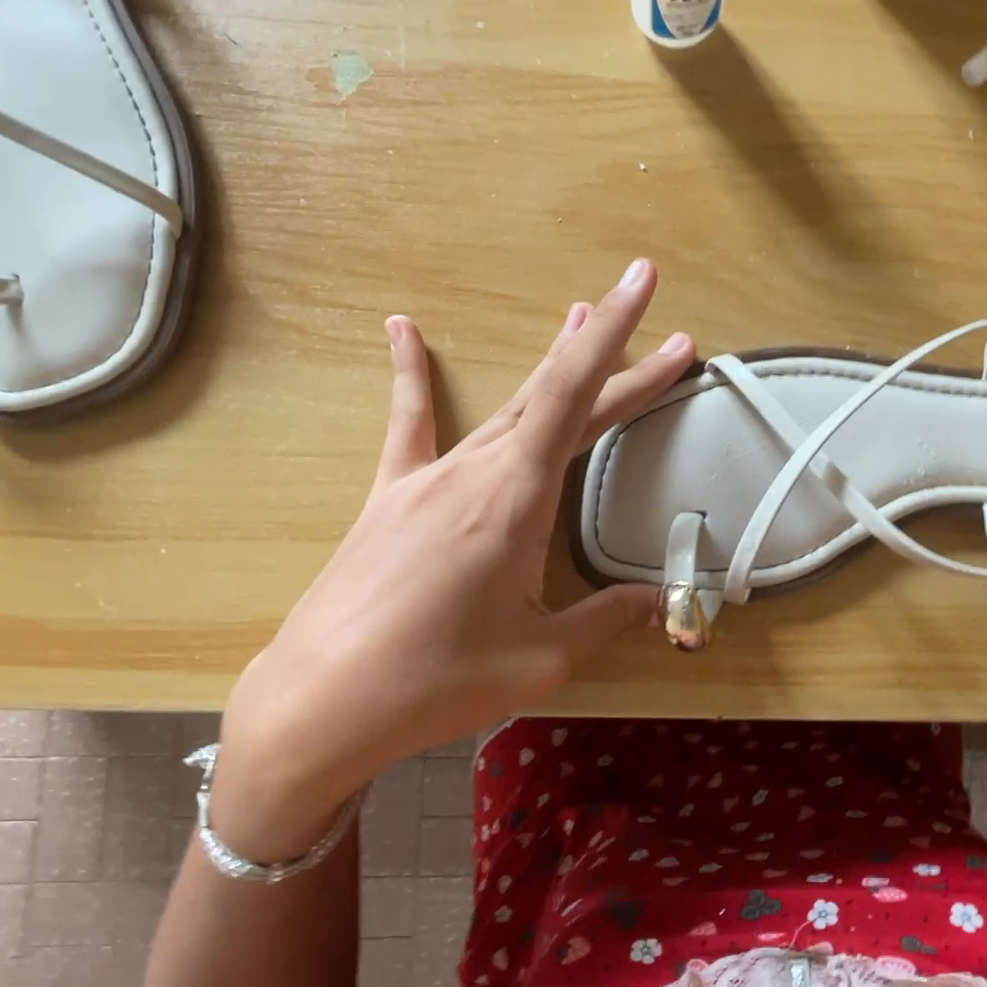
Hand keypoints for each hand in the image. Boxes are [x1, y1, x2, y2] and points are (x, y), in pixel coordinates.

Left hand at [209, 259, 695, 856]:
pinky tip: (402, 329)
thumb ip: (608, 619)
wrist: (322, 702)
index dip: (620, 337)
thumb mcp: (542, 657)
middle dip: (612, 355)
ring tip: (581, 318)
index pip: (579, 395)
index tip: (646, 285)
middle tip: (658, 323)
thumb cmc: (438, 682)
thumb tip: (664, 604)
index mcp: (518, 498)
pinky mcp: (391, 495)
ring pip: (505, 406)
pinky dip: (410, 374)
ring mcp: (428, 477)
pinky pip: (410, 424)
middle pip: (556, 396)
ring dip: (550, 366)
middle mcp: (476, 470)